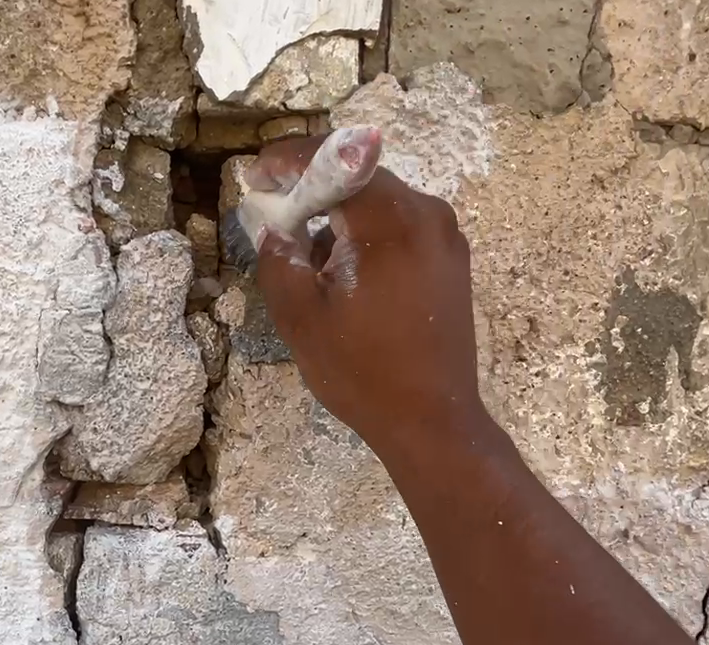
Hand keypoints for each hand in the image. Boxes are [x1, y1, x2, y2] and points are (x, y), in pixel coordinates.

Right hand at [248, 135, 485, 462]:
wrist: (432, 421)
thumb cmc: (362, 373)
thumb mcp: (302, 320)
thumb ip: (279, 263)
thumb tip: (276, 231)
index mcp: (391, 221)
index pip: (336, 162)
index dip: (291, 160)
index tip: (258, 171)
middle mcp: (427, 215)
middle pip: (362, 178)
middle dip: (315, 188)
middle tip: (276, 209)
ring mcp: (445, 238)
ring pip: (382, 204)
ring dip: (341, 216)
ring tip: (309, 256)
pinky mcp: (451, 263)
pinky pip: (402, 229)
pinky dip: (368, 235)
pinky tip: (346, 272)